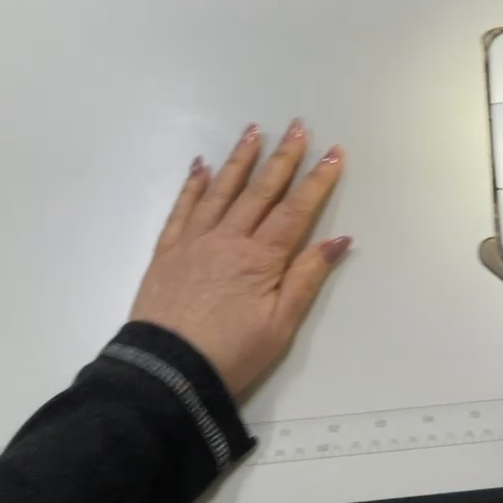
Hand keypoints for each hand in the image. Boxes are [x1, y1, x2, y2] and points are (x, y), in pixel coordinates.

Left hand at [130, 121, 349, 395]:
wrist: (164, 376)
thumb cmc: (230, 353)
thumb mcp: (280, 325)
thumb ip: (307, 277)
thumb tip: (338, 240)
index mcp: (260, 257)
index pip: (296, 209)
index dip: (317, 180)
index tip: (334, 153)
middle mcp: (228, 239)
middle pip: (261, 190)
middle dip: (284, 157)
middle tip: (299, 126)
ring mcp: (194, 241)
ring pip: (222, 191)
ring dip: (241, 159)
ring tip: (255, 131)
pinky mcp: (167, 252)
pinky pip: (182, 209)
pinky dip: (193, 185)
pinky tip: (202, 166)